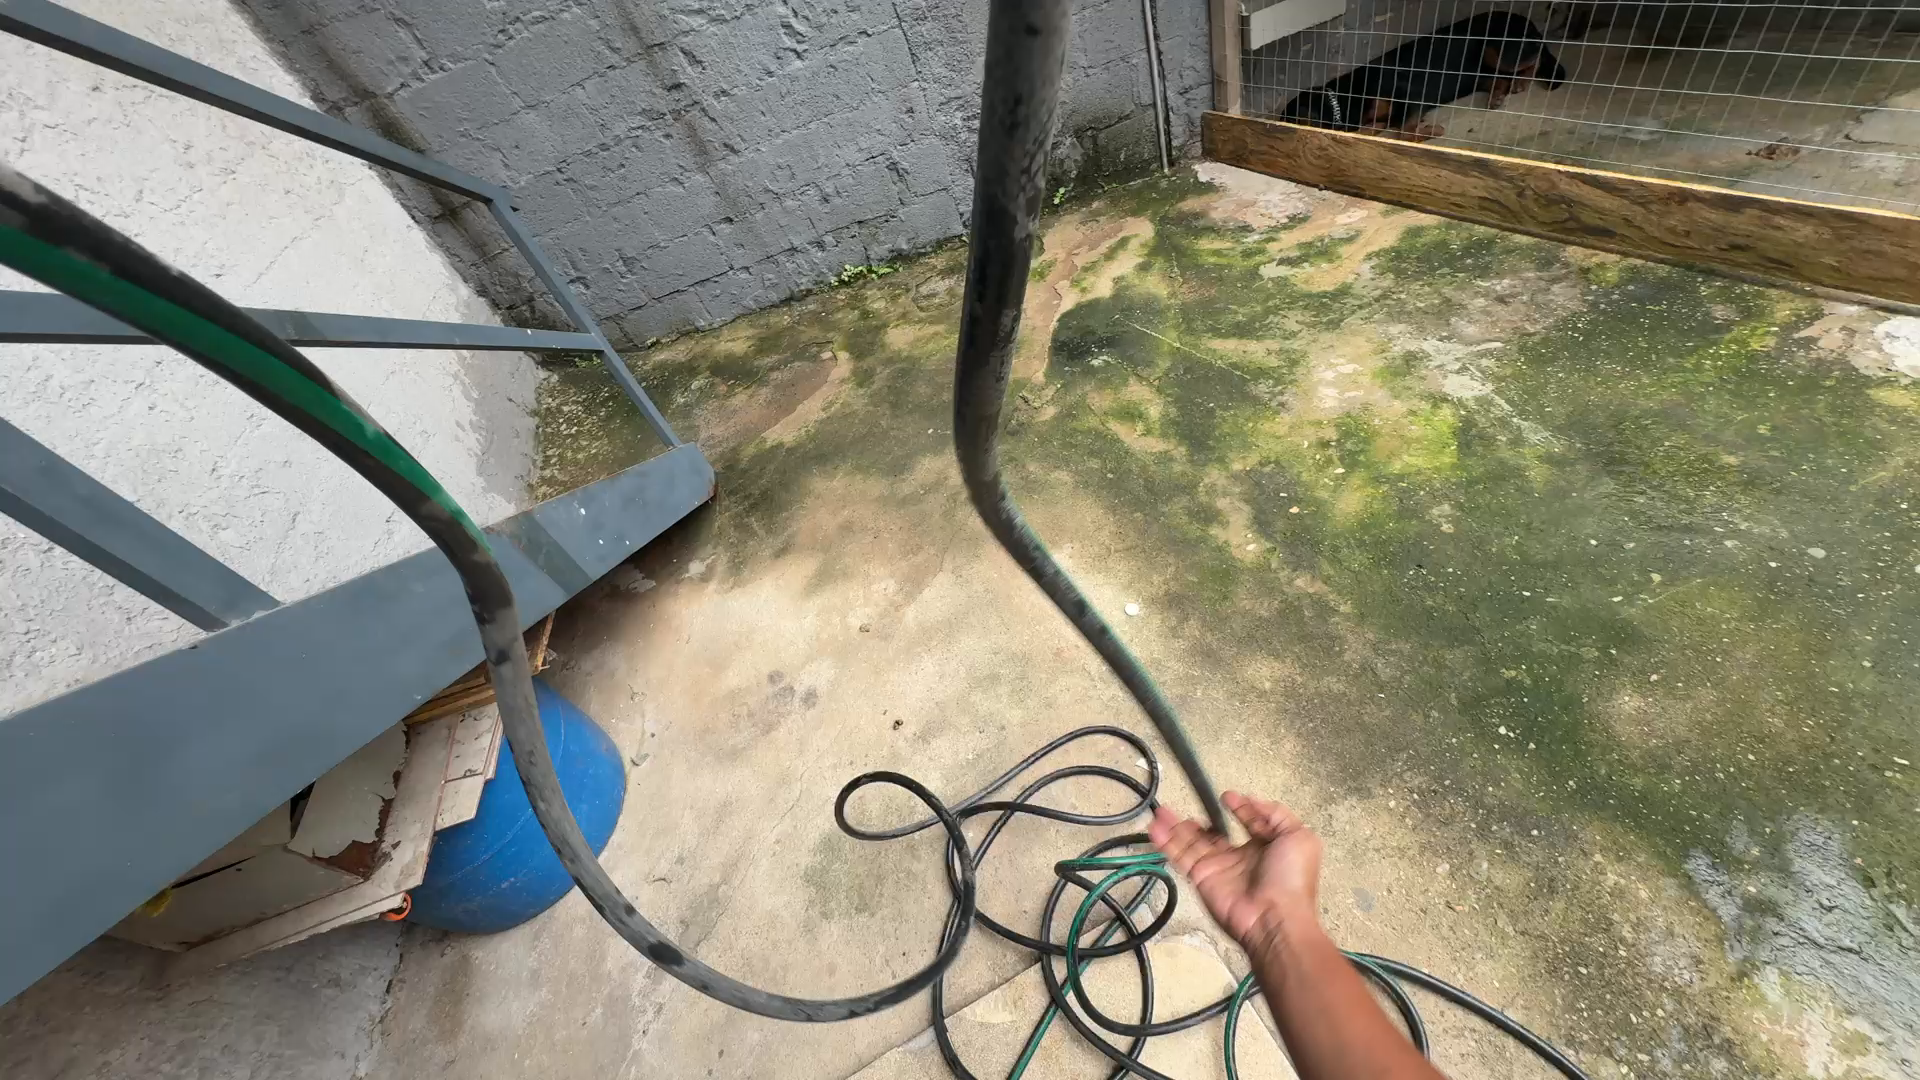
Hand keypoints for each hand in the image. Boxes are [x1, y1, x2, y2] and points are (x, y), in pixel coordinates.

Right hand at [1148, 791, 1322, 955]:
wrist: (1276, 919)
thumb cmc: (1290, 879)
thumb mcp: (1300, 838)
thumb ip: (1276, 814)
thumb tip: (1249, 800)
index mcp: (1264, 848)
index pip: (1248, 824)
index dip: (1240, 809)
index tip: (1227, 797)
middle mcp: (1239, 858)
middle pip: (1212, 834)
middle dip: (1197, 820)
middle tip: (1183, 806)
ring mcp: (1218, 867)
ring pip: (1191, 842)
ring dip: (1175, 826)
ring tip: (1160, 811)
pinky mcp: (1201, 877)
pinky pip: (1181, 855)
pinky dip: (1166, 841)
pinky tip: (1156, 826)